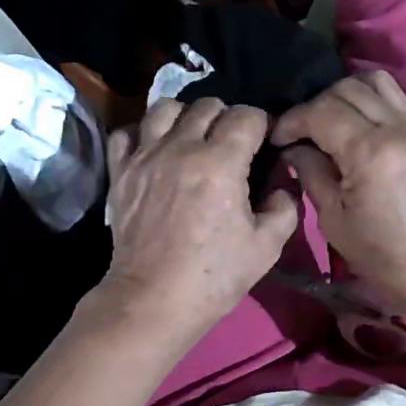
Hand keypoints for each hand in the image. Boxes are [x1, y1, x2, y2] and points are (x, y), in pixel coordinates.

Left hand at [99, 98, 299, 325]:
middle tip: (235, 146)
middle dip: (228, 118)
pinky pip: (128, 131)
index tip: (266, 143)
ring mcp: (145, 156)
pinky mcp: (121, 171)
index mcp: (221, 163)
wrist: (155, 299)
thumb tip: (282, 184)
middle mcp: (181, 148)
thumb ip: (285, 207)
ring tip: (195, 140)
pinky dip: (145, 133)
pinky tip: (158, 151)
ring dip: (187, 117)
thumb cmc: (216, 276)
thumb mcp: (267, 246)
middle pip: (207, 105)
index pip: (246, 116)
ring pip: (165, 107)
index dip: (263, 125)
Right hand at [272, 72, 405, 311]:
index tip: (277, 137)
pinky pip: (394, 96)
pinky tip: (354, 121)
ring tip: (328, 120)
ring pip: (372, 82)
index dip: (292, 121)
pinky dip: (369, 98)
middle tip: (301, 132)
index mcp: (371, 152)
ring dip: (344, 94)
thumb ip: (310, 171)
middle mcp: (397, 129)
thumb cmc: (378, 252)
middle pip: (345, 90)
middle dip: (315, 105)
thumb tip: (293, 147)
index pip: (321, 112)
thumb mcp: (332, 217)